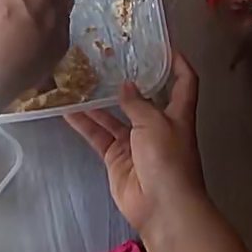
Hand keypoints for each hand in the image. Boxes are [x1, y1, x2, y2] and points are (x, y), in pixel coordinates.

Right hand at [66, 52, 206, 235]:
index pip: (184, 81)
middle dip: (128, 79)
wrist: (162, 206)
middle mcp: (158, 124)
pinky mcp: (117, 157)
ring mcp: (136, 142)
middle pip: (144, 97)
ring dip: (98, 101)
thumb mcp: (155, 123)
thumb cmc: (168, 159)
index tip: (163, 45)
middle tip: (106, 58)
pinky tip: (66, 110)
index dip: (177, 62)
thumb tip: (126, 85)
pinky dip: (84, 124)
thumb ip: (138, 103)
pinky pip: (99, 135)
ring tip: (78, 79)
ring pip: (115, 116)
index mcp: (178, 113)